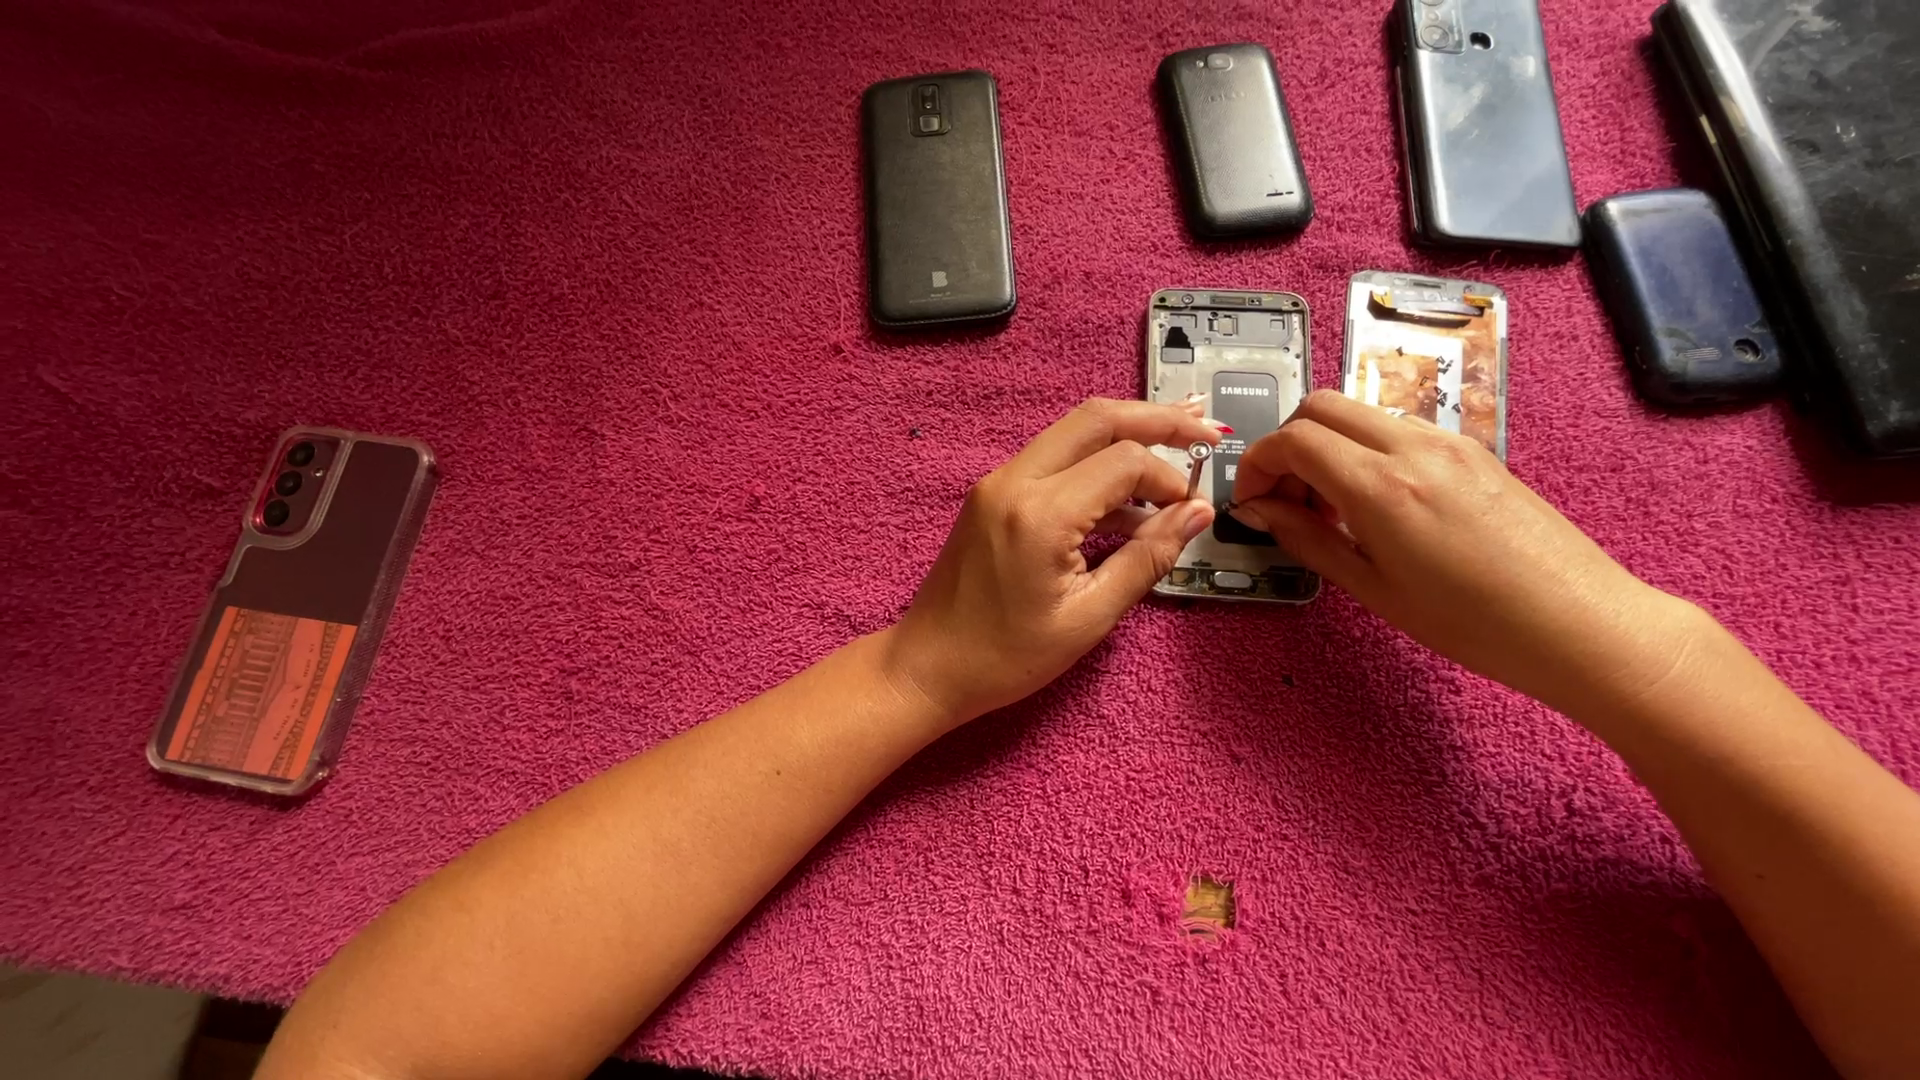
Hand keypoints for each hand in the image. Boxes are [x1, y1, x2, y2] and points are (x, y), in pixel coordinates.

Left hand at [886, 398, 1220, 725]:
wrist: (927, 666)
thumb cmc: (1005, 656)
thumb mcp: (1089, 616)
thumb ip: (1147, 557)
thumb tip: (1197, 513)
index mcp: (1039, 513)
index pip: (1124, 460)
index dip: (1169, 477)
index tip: (1190, 510)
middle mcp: (1014, 481)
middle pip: (1096, 419)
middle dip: (1156, 419)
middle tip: (1205, 431)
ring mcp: (997, 483)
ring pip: (1072, 433)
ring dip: (1125, 439)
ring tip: (1176, 458)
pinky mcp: (992, 495)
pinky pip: (1052, 462)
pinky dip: (1094, 468)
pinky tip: (1127, 505)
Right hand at [1229, 390, 1687, 708]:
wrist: (1581, 624)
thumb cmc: (1471, 622)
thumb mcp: (1373, 588)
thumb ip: (1308, 539)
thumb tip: (1259, 510)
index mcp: (1382, 485)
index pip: (1293, 439)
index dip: (1256, 464)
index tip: (1250, 502)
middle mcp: (1412, 446)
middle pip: (1319, 406)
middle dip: (1285, 445)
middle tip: (1285, 500)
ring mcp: (1447, 441)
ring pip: (1357, 413)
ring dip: (1323, 446)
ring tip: (1328, 510)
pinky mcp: (1470, 449)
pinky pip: (1393, 429)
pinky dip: (1360, 451)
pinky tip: (1371, 506)